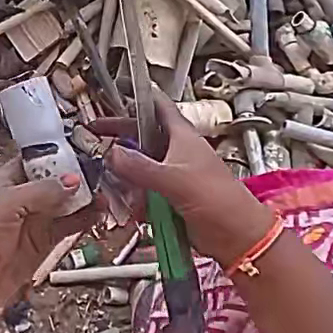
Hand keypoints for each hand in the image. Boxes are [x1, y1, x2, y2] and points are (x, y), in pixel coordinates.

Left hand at [0, 160, 97, 329]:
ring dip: (87, 195)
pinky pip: (73, 222)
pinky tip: (100, 210)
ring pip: (70, 199)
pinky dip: (87, 216)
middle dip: (80, 174)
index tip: (84, 150)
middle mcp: (28, 194)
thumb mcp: (7, 206)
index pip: (41, 157)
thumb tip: (72, 181)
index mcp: (12, 178)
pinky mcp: (48, 237)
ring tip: (106, 190)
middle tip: (101, 171)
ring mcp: (39, 216)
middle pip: (60, 177)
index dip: (62, 153)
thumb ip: (41, 192)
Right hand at [90, 96, 273, 266]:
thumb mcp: (174, 180)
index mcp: (182, 136)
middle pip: (141, 137)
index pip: (158, 107)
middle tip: (95, 136)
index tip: (114, 95)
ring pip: (139, 166)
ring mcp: (172, 175)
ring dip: (123, 173)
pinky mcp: (170, 197)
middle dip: (119, 138)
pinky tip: (124, 204)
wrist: (238, 238)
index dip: (137, 98)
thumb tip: (112, 153)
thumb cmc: (218, 200)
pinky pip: (144, 191)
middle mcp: (176, 152)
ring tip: (106, 176)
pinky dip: (132, 196)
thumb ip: (140, 167)